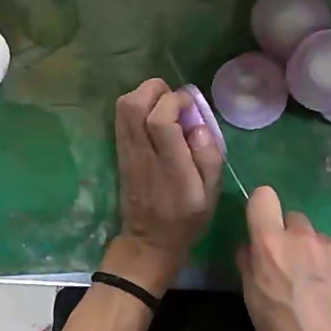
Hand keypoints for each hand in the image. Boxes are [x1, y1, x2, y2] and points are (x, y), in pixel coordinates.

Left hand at [110, 78, 222, 292]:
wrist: (149, 240)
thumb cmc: (186, 218)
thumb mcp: (210, 193)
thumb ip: (209, 156)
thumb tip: (198, 125)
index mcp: (169, 164)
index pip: (160, 119)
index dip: (175, 101)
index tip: (190, 105)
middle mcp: (143, 152)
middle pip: (134, 104)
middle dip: (155, 90)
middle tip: (175, 99)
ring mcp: (127, 150)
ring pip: (123, 107)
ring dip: (144, 95)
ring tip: (164, 104)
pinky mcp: (120, 151)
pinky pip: (121, 119)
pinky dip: (135, 107)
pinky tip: (152, 116)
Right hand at [237, 186, 330, 330]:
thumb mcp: (253, 303)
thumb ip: (249, 265)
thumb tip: (250, 247)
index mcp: (271, 244)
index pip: (264, 197)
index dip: (262, 210)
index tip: (263, 228)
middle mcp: (304, 236)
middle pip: (294, 219)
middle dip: (290, 238)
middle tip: (293, 270)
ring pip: (320, 240)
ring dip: (317, 255)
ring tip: (321, 290)